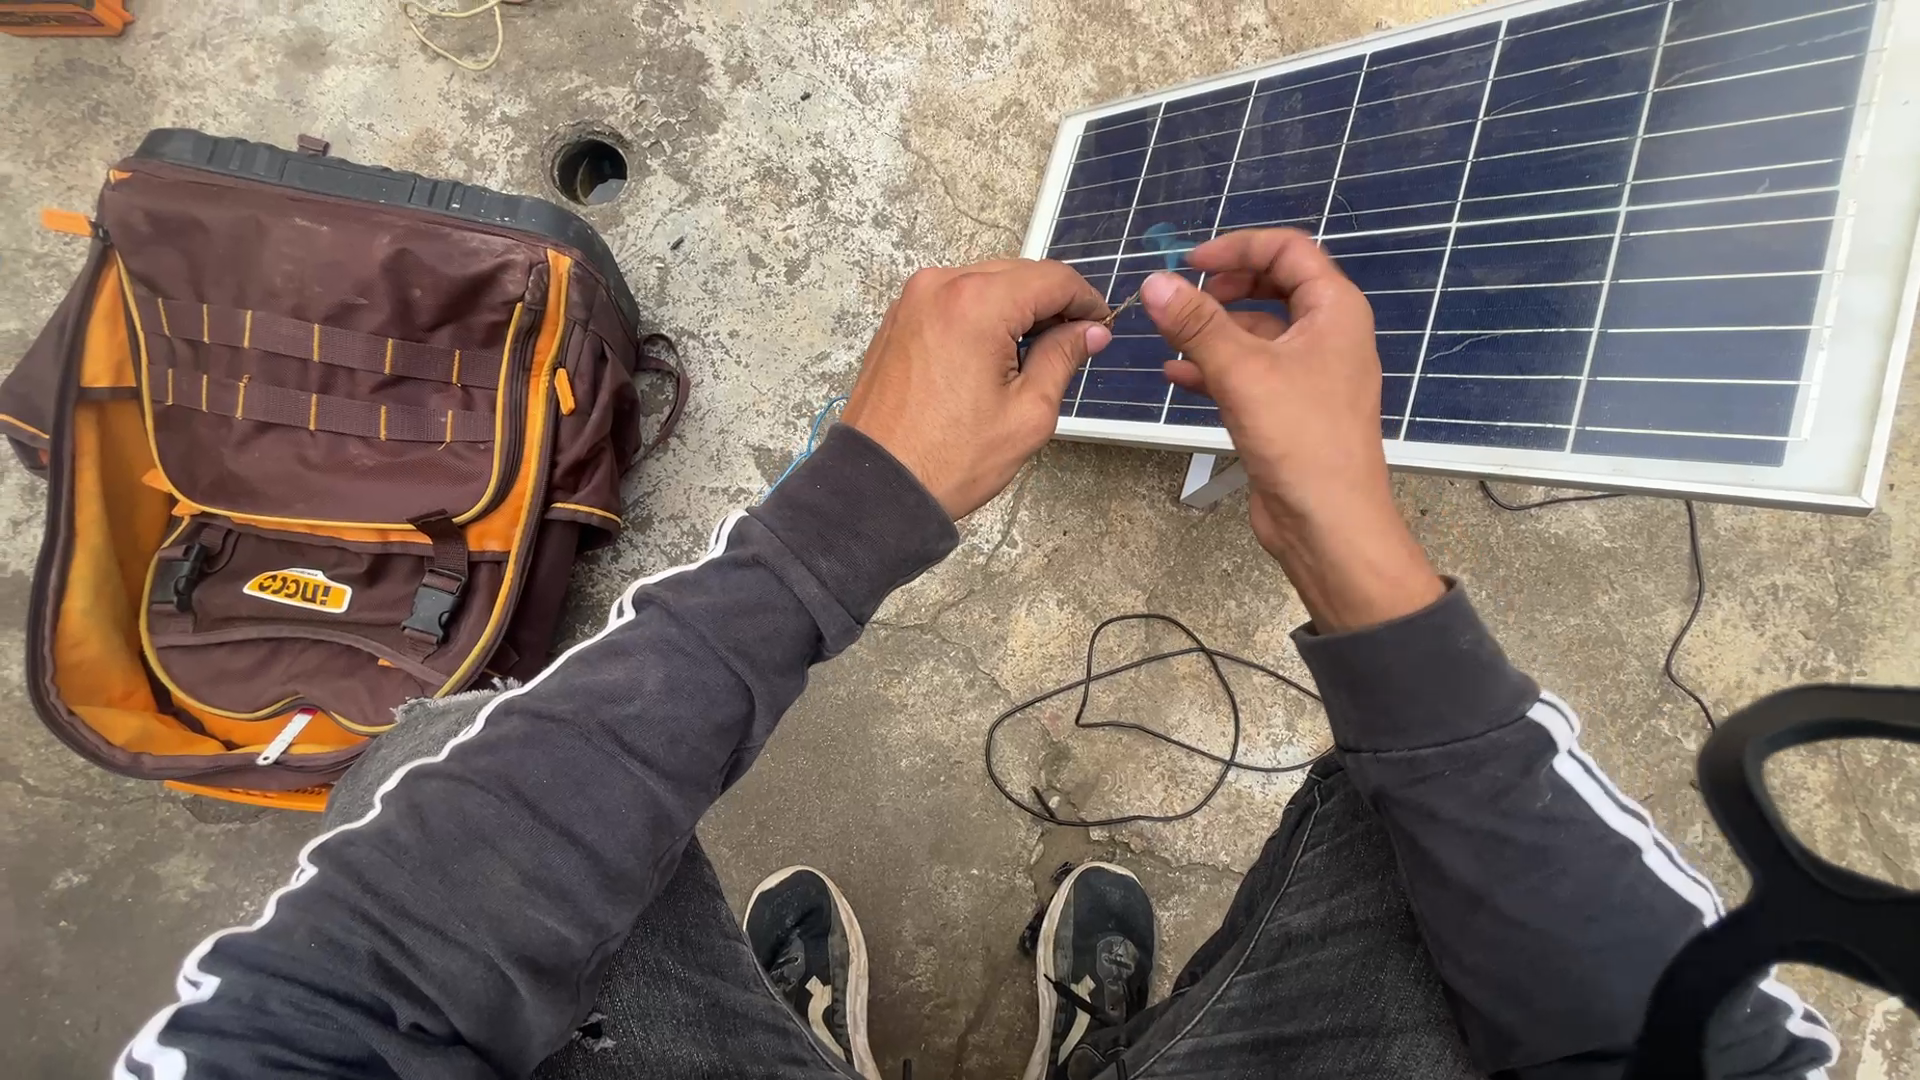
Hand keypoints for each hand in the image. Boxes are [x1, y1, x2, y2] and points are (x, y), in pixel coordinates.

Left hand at [842, 259, 1111, 519]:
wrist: (876, 486)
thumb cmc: (949, 460)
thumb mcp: (1026, 414)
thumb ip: (1062, 359)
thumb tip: (1089, 331)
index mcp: (976, 304)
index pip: (1051, 279)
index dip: (1085, 299)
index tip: (1101, 324)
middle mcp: (939, 287)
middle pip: (1017, 273)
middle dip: (1051, 304)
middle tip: (1074, 342)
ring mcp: (912, 300)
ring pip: (984, 283)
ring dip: (1016, 309)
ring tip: (1034, 354)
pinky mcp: (897, 320)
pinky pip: (953, 300)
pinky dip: (981, 316)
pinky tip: (994, 353)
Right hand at [1141, 228, 1443, 631]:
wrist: (1327, 522)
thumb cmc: (1299, 438)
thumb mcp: (1243, 372)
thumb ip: (1197, 325)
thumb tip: (1154, 282)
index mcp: (1334, 310)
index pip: (1289, 251)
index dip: (1238, 247)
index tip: (1188, 264)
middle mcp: (1326, 335)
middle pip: (1273, 288)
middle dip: (1224, 288)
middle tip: (1183, 299)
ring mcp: (1308, 374)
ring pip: (1256, 334)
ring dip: (1213, 332)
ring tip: (1168, 338)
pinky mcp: (1287, 409)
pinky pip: (1248, 373)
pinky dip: (1214, 369)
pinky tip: (1176, 377)